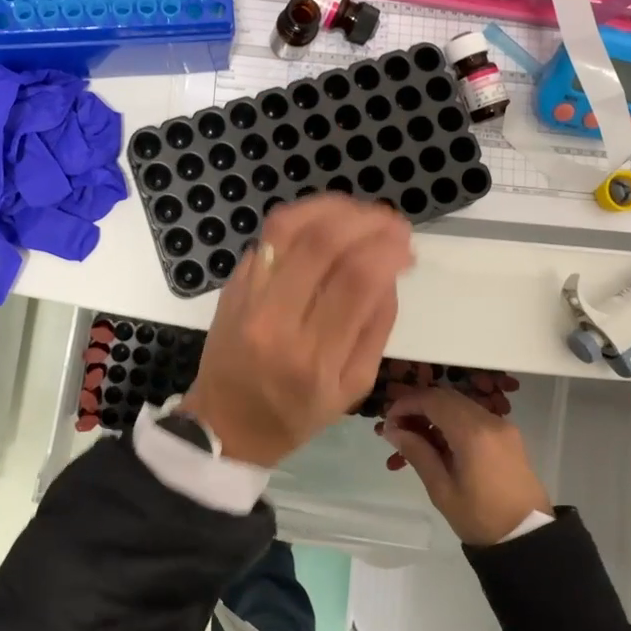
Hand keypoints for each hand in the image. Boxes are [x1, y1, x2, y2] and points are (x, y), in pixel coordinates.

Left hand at [183, 194, 414, 466]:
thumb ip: (376, 326)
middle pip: (320, 243)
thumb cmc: (295, 413)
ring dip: (332, 208)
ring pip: (286, 228)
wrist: (224, 422)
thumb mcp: (353, 387)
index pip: (355, 281)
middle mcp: (274, 320)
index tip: (407, 246)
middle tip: (392, 222)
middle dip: (366, 221)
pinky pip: (268, 237)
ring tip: (362, 213)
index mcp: (312, 357)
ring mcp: (246, 297)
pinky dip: (303, 220)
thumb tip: (390, 269)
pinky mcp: (231, 283)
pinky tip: (327, 223)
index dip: (387, 250)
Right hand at [380, 387, 552, 545]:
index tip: (388, 424)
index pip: (431, 400)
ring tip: (412, 446)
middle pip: (445, 398)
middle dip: (417, 410)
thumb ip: (417, 453)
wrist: (529, 538)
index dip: (405, 405)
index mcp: (473, 433)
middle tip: (396, 432)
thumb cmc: (481, 518)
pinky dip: (451, 426)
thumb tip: (392, 430)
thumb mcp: (441, 489)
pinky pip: (473, 420)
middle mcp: (490, 420)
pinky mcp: (508, 436)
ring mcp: (502, 427)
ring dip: (433, 418)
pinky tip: (436, 449)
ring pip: (458, 407)